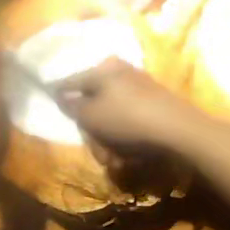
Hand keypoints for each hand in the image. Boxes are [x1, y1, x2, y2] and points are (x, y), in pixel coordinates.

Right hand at [56, 59, 204, 155]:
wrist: (178, 129)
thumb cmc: (127, 118)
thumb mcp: (90, 115)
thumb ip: (72, 106)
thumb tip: (62, 96)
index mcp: (104, 69)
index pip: (72, 80)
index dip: (59, 95)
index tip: (52, 105)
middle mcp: (121, 72)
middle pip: (95, 103)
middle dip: (93, 131)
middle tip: (96, 150)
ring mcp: (140, 87)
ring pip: (113, 116)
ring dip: (110, 141)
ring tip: (114, 160)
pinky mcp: (155, 104)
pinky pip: (130, 121)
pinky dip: (126, 139)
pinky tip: (129, 156)